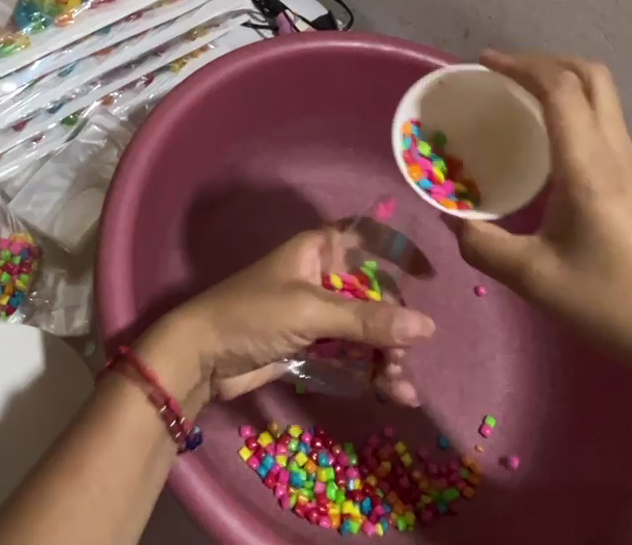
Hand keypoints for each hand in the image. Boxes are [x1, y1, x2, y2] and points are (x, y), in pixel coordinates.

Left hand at [137, 226, 436, 410]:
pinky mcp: (313, 346)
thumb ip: (367, 319)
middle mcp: (323, 276)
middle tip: (403, 358)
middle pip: (375, 293)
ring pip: (368, 328)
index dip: (398, 249)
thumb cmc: (252, 314)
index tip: (430, 274)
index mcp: (318, 250)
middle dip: (396, 325)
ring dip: (388, 356)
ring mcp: (319, 313)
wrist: (201, 356)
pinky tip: (392, 393)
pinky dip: (373, 372)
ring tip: (398, 387)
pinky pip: (354, 354)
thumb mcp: (311, 312)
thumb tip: (426, 326)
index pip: (367, 237)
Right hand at [449, 50, 631, 385]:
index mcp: (589, 166)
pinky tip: (546, 144)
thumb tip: (450, 218)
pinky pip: (605, 123)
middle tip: (503, 74)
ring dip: (561, 83)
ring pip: (603, 97)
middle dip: (545, 61)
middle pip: (591, 76)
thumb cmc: (612, 303)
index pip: (560, 89)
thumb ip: (482, 244)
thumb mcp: (533, 277)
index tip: (484, 64)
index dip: (521, 65)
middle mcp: (617, 153)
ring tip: (519, 99)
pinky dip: (573, 110)